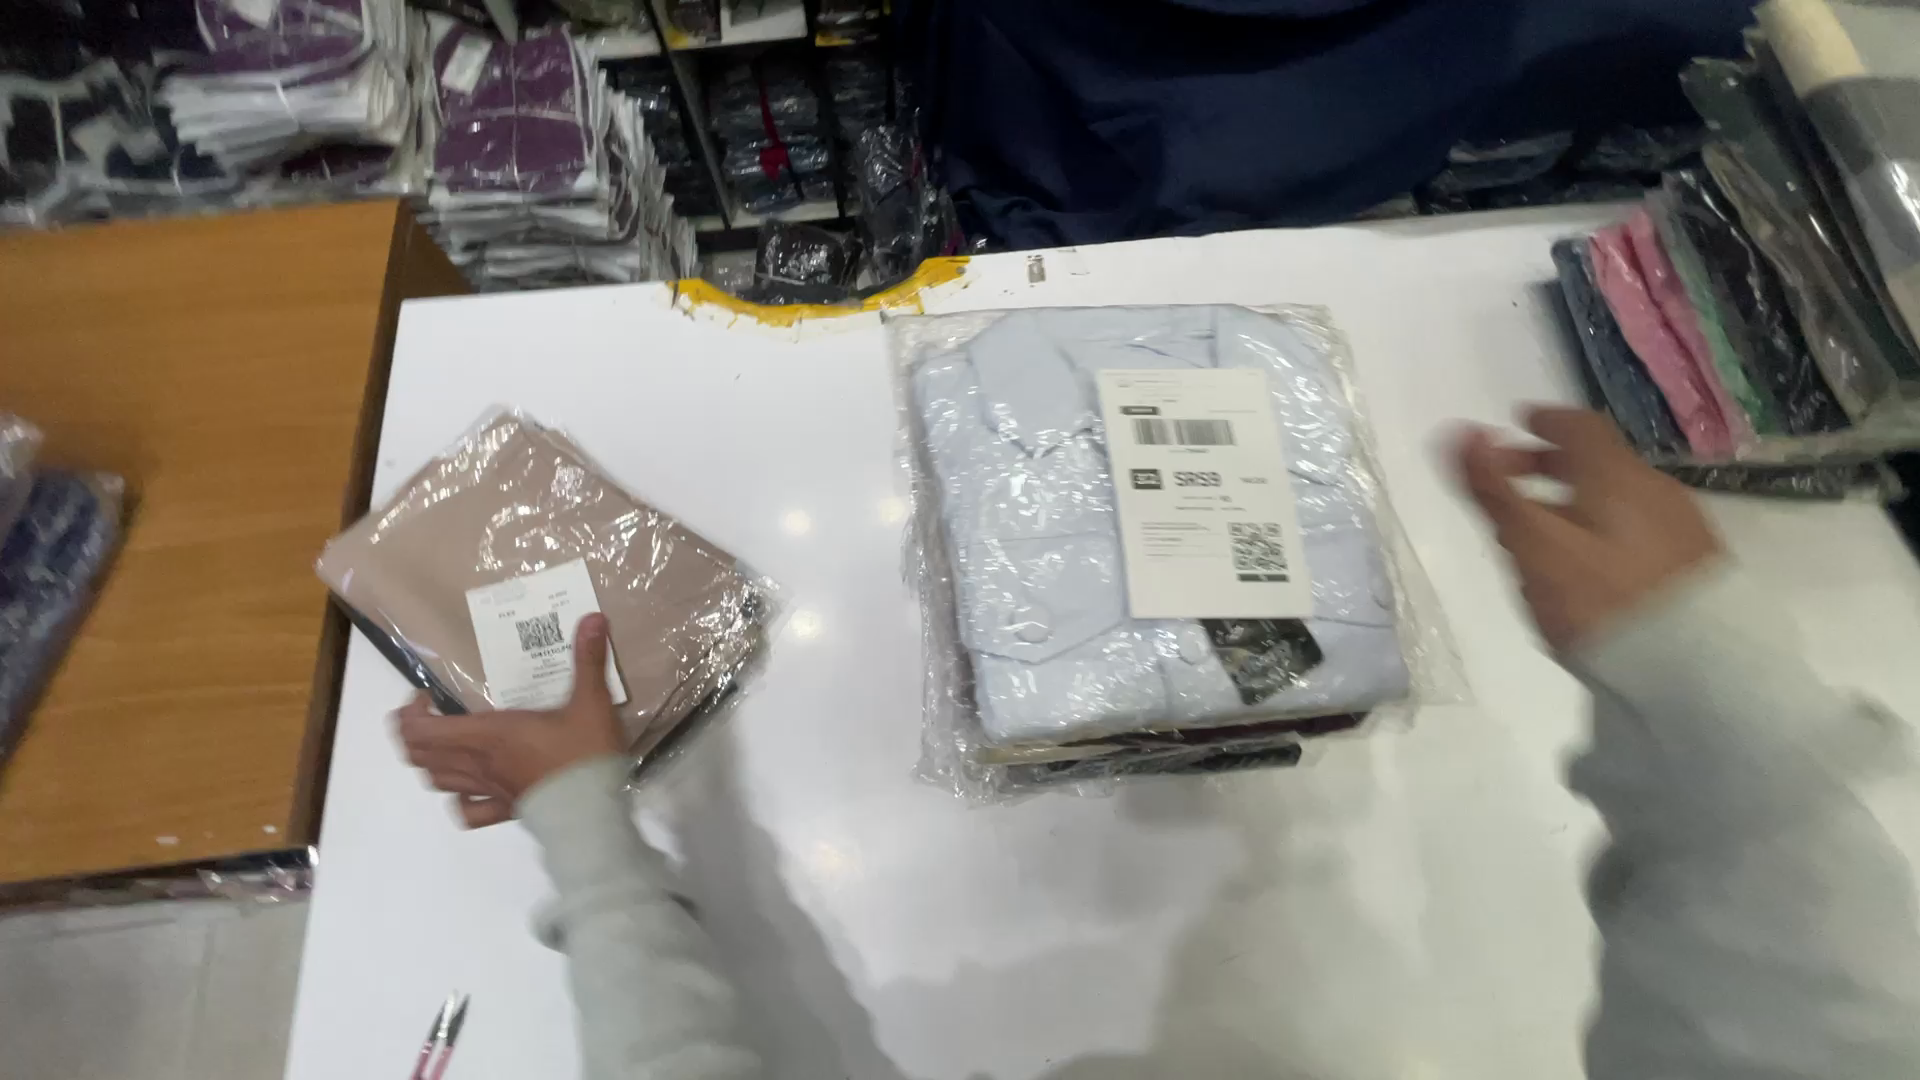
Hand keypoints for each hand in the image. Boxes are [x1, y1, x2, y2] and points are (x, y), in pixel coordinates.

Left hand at [395, 613, 624, 827]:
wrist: (593, 809)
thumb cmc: (585, 753)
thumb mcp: (590, 701)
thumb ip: (588, 660)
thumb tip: (592, 617)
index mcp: (490, 734)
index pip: (423, 729)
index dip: (410, 714)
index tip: (423, 696)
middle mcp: (478, 763)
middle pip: (420, 754)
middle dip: (412, 734)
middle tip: (427, 714)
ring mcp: (488, 791)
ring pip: (435, 780)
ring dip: (429, 761)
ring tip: (442, 744)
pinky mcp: (504, 811)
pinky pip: (466, 811)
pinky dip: (457, 798)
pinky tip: (469, 788)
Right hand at [1455, 406, 1724, 652]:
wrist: (1694, 674)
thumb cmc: (1598, 601)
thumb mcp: (1531, 544)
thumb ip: (1493, 489)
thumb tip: (1461, 430)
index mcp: (1616, 479)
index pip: (1580, 428)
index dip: (1543, 422)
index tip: (1515, 424)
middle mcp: (1655, 492)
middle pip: (1597, 462)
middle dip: (1547, 463)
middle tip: (1507, 480)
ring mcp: (1680, 529)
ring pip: (1613, 497)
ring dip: (1568, 498)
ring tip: (1532, 530)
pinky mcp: (1690, 565)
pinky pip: (1631, 526)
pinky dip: (1595, 524)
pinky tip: (1579, 561)